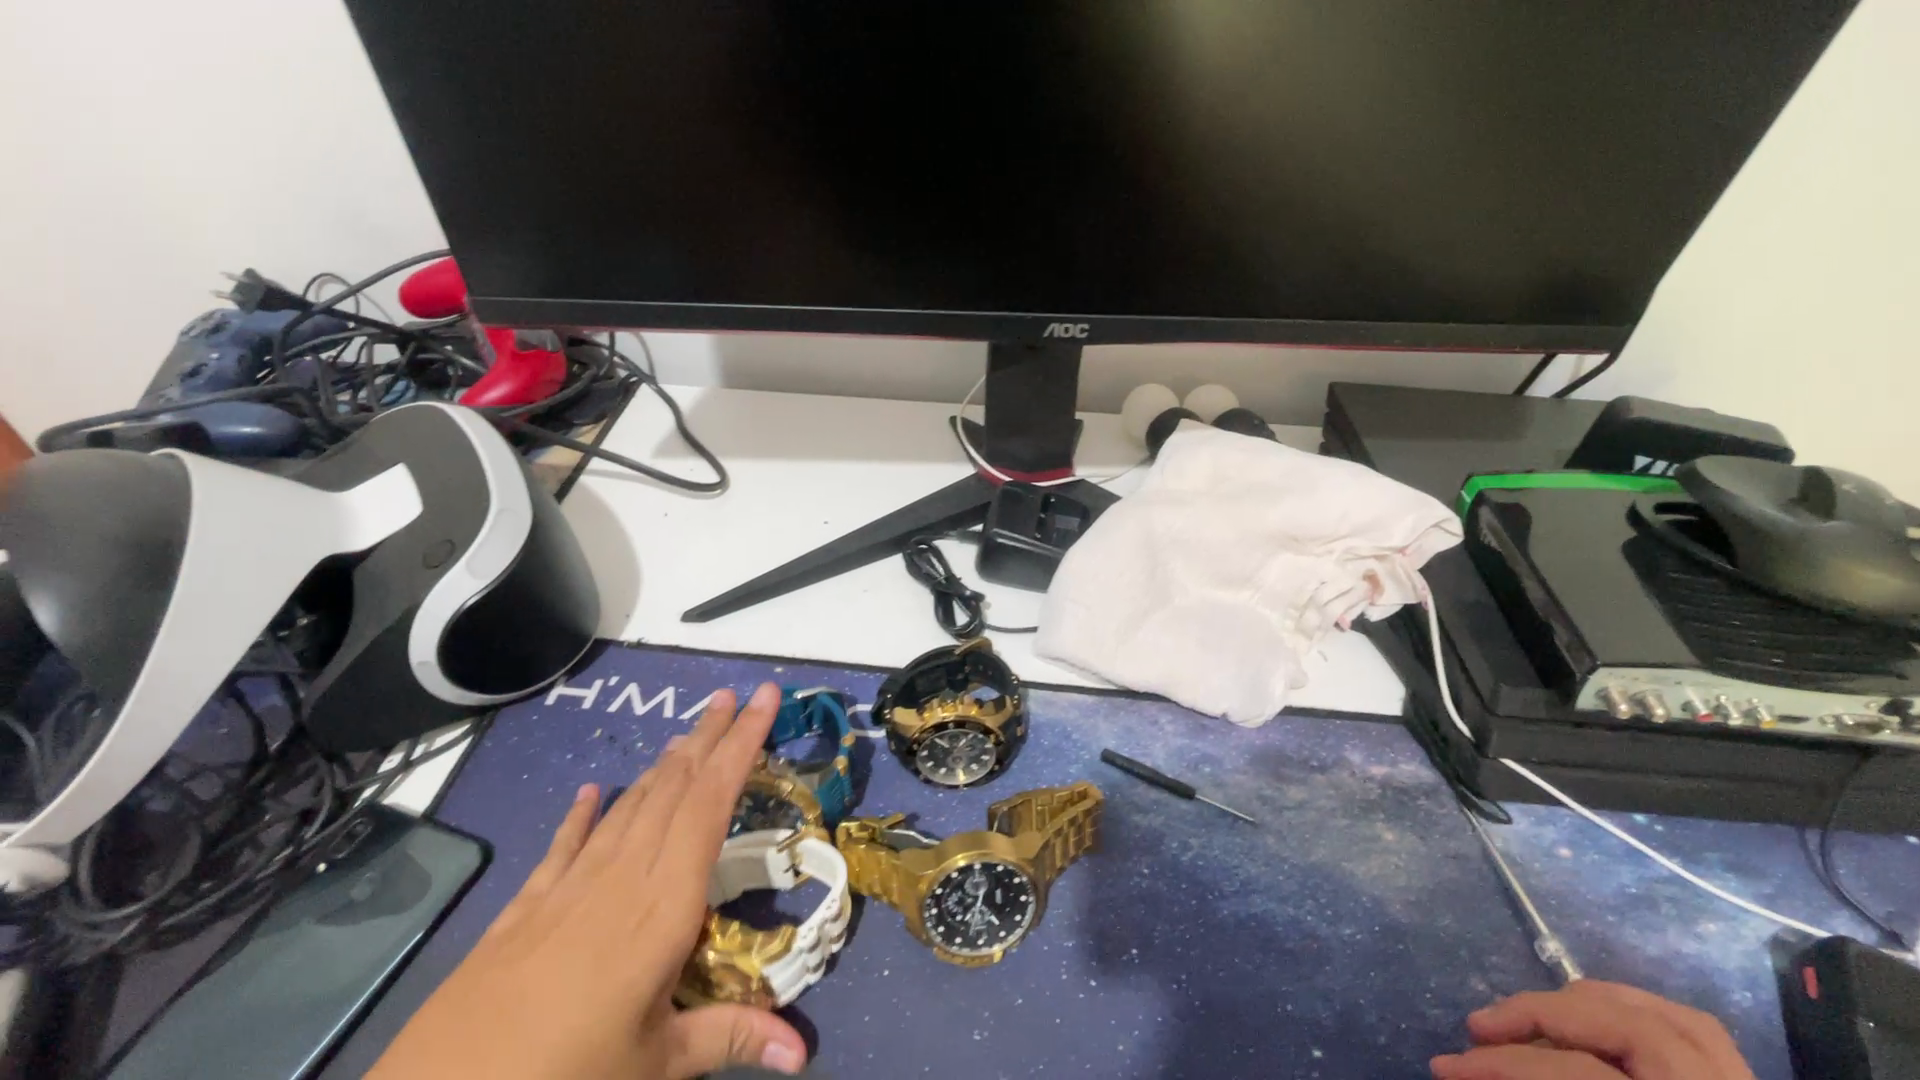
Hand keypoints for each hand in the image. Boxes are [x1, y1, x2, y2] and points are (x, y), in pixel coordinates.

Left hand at [368, 683, 807, 1079]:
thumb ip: (730, 1039)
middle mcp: (621, 878)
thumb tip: (804, 1052)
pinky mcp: (526, 907)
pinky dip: (584, 814)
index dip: (740, 748)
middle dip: (711, 737)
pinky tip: (591, 791)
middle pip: (674, 789)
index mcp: (663, 906)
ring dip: (664, 764)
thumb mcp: (655, 1065)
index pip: (711, 805)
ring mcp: (569, 887)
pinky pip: (565, 845)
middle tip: (740, 696)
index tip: (764, 700)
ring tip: (690, 731)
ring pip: (629, 806)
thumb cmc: (564, 1076)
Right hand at [1431, 980, 1755, 1079]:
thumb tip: (1472, 1073)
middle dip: (1538, 1015)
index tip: (1444, 1067)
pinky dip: (1635, 1012)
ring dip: (1584, 1004)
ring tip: (1528, 1015)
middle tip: (1478, 1029)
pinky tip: (1591, 1018)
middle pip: (1625, 1028)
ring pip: (1666, 1017)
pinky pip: (1696, 1032)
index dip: (1502, 1066)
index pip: (1578, 1077)